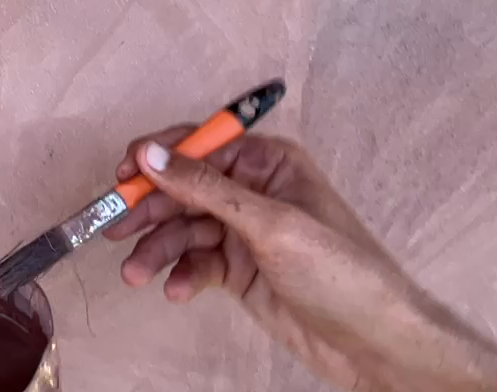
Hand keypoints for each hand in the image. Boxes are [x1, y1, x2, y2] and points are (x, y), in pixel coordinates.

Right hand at [103, 130, 496, 391]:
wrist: (382, 350)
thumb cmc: (340, 273)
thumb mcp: (269, 225)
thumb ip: (204, 187)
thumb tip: (149, 153)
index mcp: (265, 163)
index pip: (197, 146)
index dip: (156, 157)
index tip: (122, 174)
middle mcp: (249, 191)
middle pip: (182, 189)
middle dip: (150, 211)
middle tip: (114, 229)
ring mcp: (243, 231)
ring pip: (183, 229)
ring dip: (157, 249)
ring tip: (136, 274)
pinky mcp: (238, 269)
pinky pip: (197, 262)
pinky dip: (182, 274)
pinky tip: (176, 290)